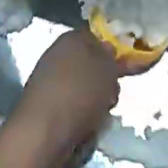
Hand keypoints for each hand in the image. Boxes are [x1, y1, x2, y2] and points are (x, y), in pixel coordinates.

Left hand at [13, 30, 122, 156]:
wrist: (44, 130)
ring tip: (100, 113)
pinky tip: (85, 124)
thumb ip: (111, 56)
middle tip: (112, 94)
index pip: (97, 38)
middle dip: (104, 79)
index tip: (124, 70)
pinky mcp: (44, 102)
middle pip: (91, 63)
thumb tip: (107, 49)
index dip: (112, 53)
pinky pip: (71, 102)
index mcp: (72, 38)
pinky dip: (80, 112)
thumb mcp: (108, 70)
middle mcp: (58, 53)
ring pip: (83, 85)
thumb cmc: (80, 93)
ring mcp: (48, 78)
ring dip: (95, 98)